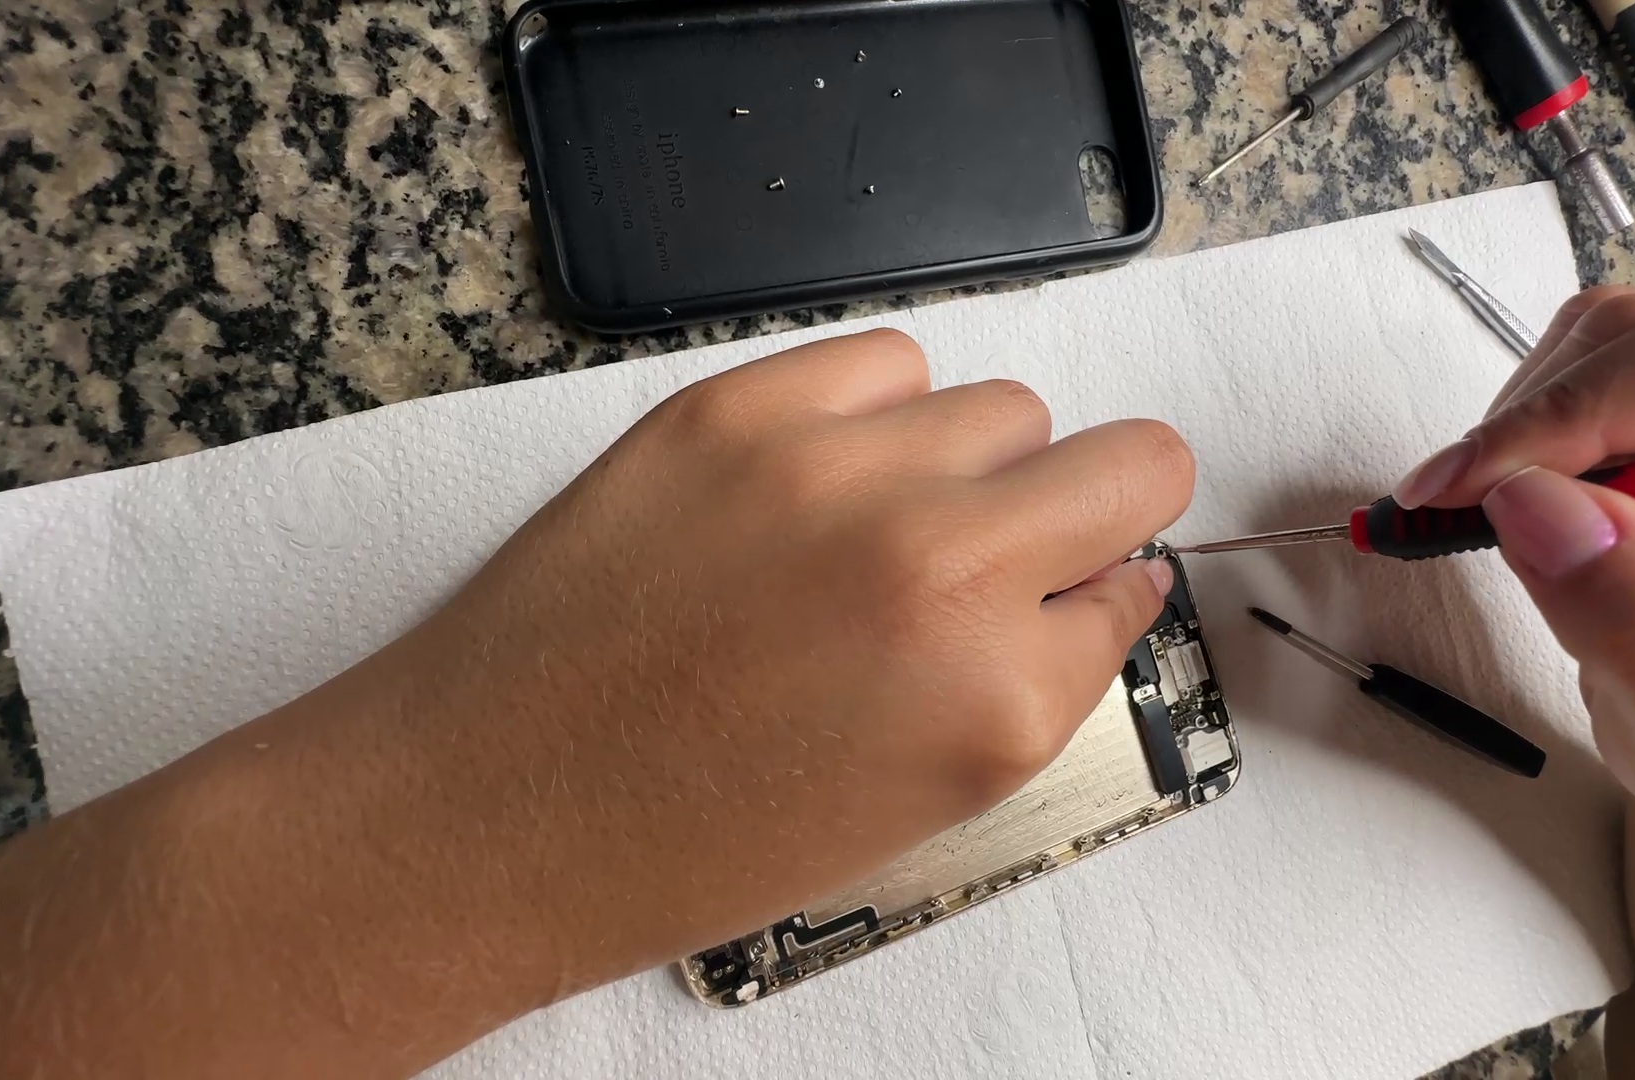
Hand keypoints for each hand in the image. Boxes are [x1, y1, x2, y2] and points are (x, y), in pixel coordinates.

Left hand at [0, 328, 1196, 1079]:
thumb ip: (1053, 673)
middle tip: (993, 552)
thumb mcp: (927, 794)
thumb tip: (1117, 574)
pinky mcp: (732, 409)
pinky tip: (824, 478)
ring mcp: (833, 465)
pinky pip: (888, 358)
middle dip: (1083, 505)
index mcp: (997, 693)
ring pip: (1001, 404)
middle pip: (1123, 453)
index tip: (1063, 586)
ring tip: (880, 528)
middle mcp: (939, 559)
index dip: (1103, 576)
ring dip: (971, 466)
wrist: (493, 806)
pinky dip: (883, 412)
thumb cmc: (712, 831)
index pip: (1141, 561)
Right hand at [1389, 266, 1634, 1077]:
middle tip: (1462, 512)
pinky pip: (1598, 385)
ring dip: (1533, 438)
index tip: (1462, 489)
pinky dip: (1528, 448)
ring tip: (1521, 534)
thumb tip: (1524, 502)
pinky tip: (1532, 516)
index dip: (1591, 402)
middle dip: (1548, 424)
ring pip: (1624, 345)